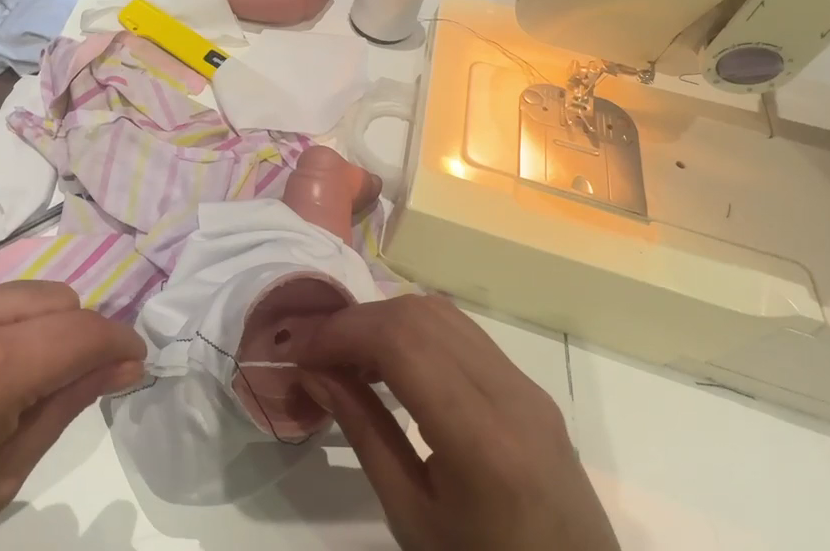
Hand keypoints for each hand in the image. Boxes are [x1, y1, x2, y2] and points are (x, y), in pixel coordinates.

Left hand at [0, 283, 143, 550]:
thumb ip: (64, 405)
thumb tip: (120, 366)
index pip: (82, 332)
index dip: (119, 344)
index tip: (133, 363)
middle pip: (52, 297)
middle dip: (76, 333)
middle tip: (70, 381)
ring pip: (9, 293)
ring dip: (29, 327)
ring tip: (7, 383)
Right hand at [299, 295, 618, 550]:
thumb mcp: (411, 514)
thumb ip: (362, 432)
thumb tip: (313, 372)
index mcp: (481, 439)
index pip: (401, 342)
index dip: (341, 333)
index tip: (299, 352)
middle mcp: (512, 395)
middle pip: (419, 315)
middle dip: (356, 321)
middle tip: (316, 353)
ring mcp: (527, 386)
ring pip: (442, 313)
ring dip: (385, 321)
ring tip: (348, 358)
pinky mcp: (531, 388)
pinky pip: (463, 334)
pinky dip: (415, 332)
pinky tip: (390, 364)